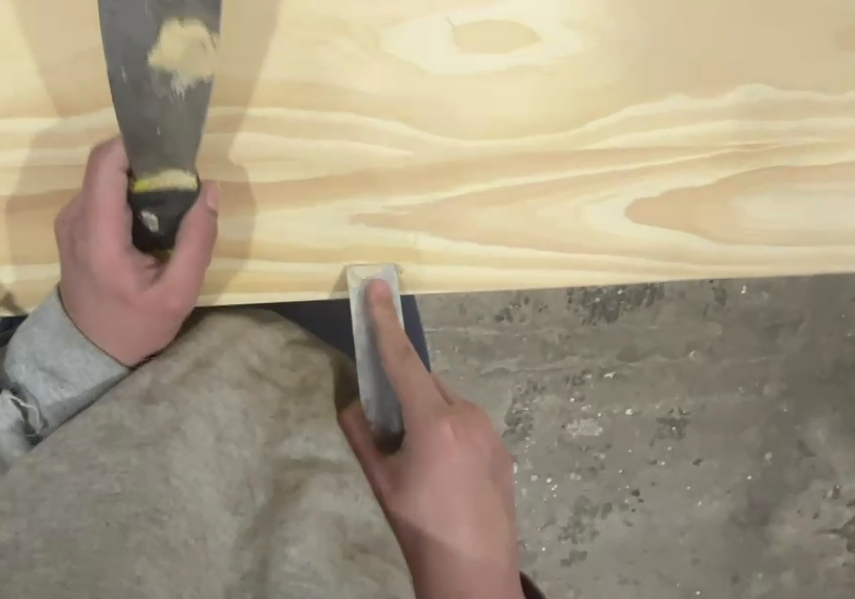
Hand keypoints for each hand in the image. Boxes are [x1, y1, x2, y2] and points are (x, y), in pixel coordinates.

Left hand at [54, 138, 220, 366]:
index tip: (171, 151)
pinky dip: (127, 193)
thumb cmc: (136, 325)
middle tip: (180, 181)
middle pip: (106, 164)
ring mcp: (70, 220)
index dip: (135, 144)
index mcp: (98, 235)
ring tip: (169, 203)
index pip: (105, 163)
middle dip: (144, 162)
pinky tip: (149, 218)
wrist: (90, 353)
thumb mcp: (179, 293)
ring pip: (104, 175)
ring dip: (137, 178)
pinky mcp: (73, 224)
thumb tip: (210, 188)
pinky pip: (101, 191)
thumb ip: (197, 240)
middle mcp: (75, 219)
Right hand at [339, 280, 521, 598]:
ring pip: (447, 402)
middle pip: (425, 382)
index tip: (377, 285)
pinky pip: (467, 423)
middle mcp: (467, 416)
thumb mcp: (379, 481)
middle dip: (406, 392)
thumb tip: (351, 399)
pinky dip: (450, 431)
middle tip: (393, 429)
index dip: (385, 321)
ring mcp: (490, 432)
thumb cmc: (419, 527)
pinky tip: (447, 471)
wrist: (473, 577)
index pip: (402, 359)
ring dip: (429, 413)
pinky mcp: (502, 448)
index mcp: (433, 422)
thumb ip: (360, 432)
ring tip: (423, 460)